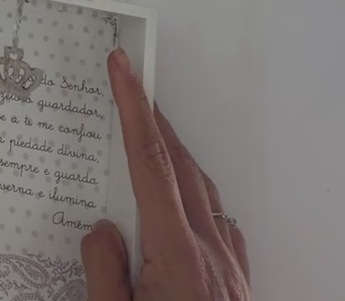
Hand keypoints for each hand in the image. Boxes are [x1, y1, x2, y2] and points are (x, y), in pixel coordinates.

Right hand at [83, 48, 250, 300]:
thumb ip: (103, 272)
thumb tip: (102, 226)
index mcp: (176, 254)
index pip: (148, 160)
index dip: (132, 105)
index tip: (122, 65)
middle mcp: (212, 254)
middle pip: (180, 165)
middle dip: (154, 117)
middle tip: (131, 83)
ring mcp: (233, 272)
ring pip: (204, 191)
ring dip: (175, 154)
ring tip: (150, 133)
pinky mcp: (241, 290)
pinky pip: (222, 223)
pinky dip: (199, 194)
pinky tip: (190, 201)